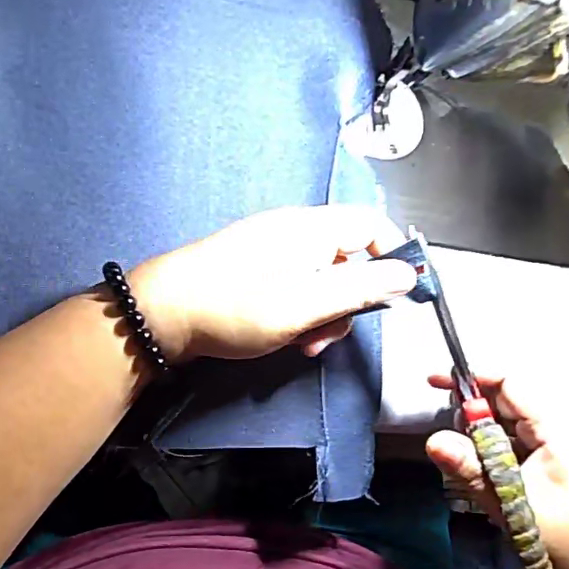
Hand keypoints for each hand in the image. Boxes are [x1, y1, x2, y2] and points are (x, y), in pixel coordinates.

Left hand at [127, 206, 416, 362]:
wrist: (163, 315)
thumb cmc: (231, 307)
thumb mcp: (305, 304)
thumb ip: (360, 289)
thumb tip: (406, 275)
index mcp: (312, 228)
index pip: (373, 227)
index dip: (392, 258)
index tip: (396, 294)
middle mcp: (296, 232)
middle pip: (350, 260)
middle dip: (349, 302)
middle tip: (326, 333)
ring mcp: (276, 251)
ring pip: (325, 281)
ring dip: (323, 316)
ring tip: (299, 341)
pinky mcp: (259, 270)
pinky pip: (298, 288)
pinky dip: (300, 313)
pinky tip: (283, 335)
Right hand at [424, 375, 568, 568]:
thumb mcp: (517, 504)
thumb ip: (473, 469)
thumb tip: (433, 441)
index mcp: (561, 425)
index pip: (510, 381)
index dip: (471, 378)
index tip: (434, 382)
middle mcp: (566, 426)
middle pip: (511, 400)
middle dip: (474, 408)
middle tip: (447, 431)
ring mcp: (568, 445)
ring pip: (515, 423)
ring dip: (486, 432)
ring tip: (464, 454)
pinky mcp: (566, 464)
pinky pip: (525, 442)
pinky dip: (500, 448)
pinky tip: (487, 468)